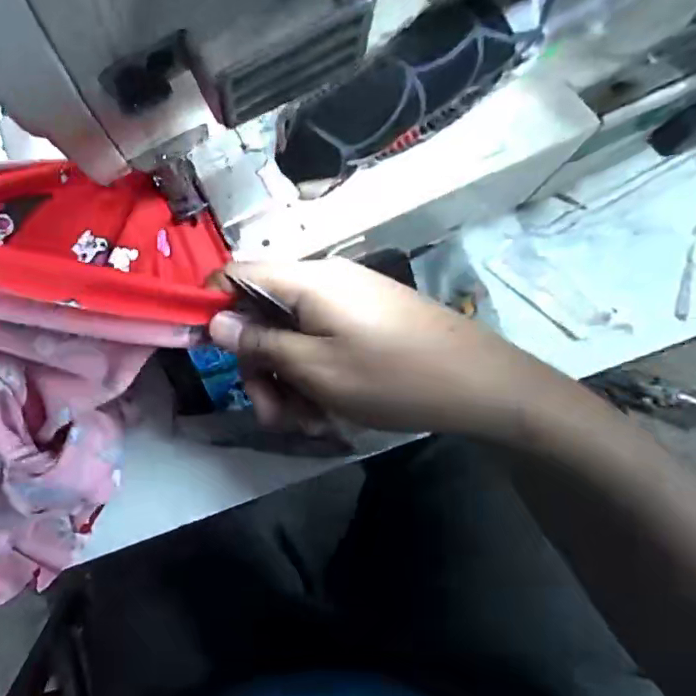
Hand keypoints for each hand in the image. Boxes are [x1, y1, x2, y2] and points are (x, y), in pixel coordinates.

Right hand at [208, 258, 558, 435]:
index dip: (214, 307)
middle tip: (274, 415)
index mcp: (306, 279)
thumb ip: (259, 344)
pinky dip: (316, 374)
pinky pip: (321, 340)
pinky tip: (330, 411)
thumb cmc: (392, 376)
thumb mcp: (315, 369)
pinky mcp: (366, 319)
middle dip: (260, 367)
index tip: (211, 354)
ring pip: (292, 335)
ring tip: (308, 422)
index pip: (236, 272)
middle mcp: (323, 280)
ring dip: (288, 381)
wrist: (484, 385)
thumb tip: (215, 321)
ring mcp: (348, 300)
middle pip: (263, 313)